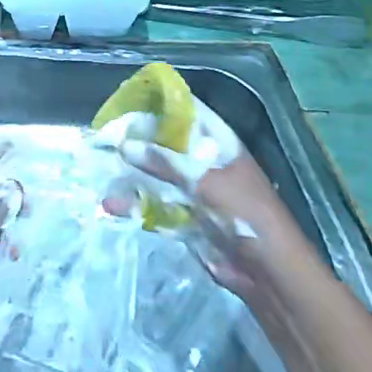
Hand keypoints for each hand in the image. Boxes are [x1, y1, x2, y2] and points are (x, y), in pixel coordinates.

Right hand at [101, 100, 292, 296]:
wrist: (269, 273)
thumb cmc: (246, 215)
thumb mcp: (206, 181)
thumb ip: (165, 162)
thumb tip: (125, 145)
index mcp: (219, 145)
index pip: (189, 112)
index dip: (161, 103)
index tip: (128, 98)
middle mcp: (205, 163)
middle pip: (167, 143)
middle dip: (137, 139)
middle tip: (105, 134)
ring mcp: (195, 191)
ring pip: (157, 175)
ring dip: (131, 173)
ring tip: (102, 167)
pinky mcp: (186, 218)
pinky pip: (155, 205)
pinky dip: (135, 204)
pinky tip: (112, 204)